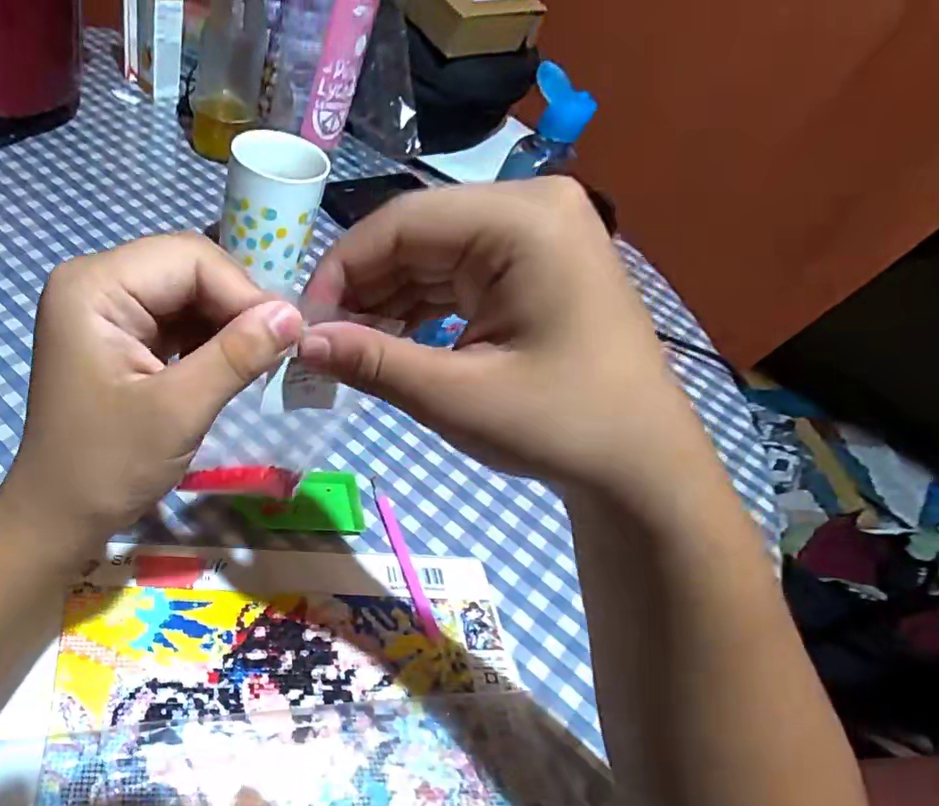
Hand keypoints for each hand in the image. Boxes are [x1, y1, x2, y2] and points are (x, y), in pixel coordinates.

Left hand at [0, 234, 303, 550]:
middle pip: (185, 270)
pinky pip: (171, 324)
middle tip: (280, 346)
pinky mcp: (114, 340)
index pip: (188, 258)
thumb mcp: (177, 411)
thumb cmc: (108, 467)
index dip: (243, 290)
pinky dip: (205, 342)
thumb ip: (235, 356)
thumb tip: (294, 315)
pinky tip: (231, 365)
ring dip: (224, 325)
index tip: (288, 333)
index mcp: (93, 287)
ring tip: (261, 358)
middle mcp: (93, 284)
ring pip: (183, 296)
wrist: (59, 515)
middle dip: (235, 306)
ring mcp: (102, 312)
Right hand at [299, 178, 721, 510]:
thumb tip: (302, 343)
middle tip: (319, 345)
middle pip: (412, 235)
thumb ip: (373, 362)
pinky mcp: (528, 269)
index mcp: (522, 221)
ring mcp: (532, 237)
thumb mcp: (454, 396)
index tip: (303, 328)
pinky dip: (413, 312)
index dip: (339, 271)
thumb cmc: (557, 425)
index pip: (400, 222)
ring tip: (346, 352)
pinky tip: (385, 346)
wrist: (636, 462)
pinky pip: (451, 278)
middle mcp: (529, 210)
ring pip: (426, 258)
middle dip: (359, 290)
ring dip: (381, 304)